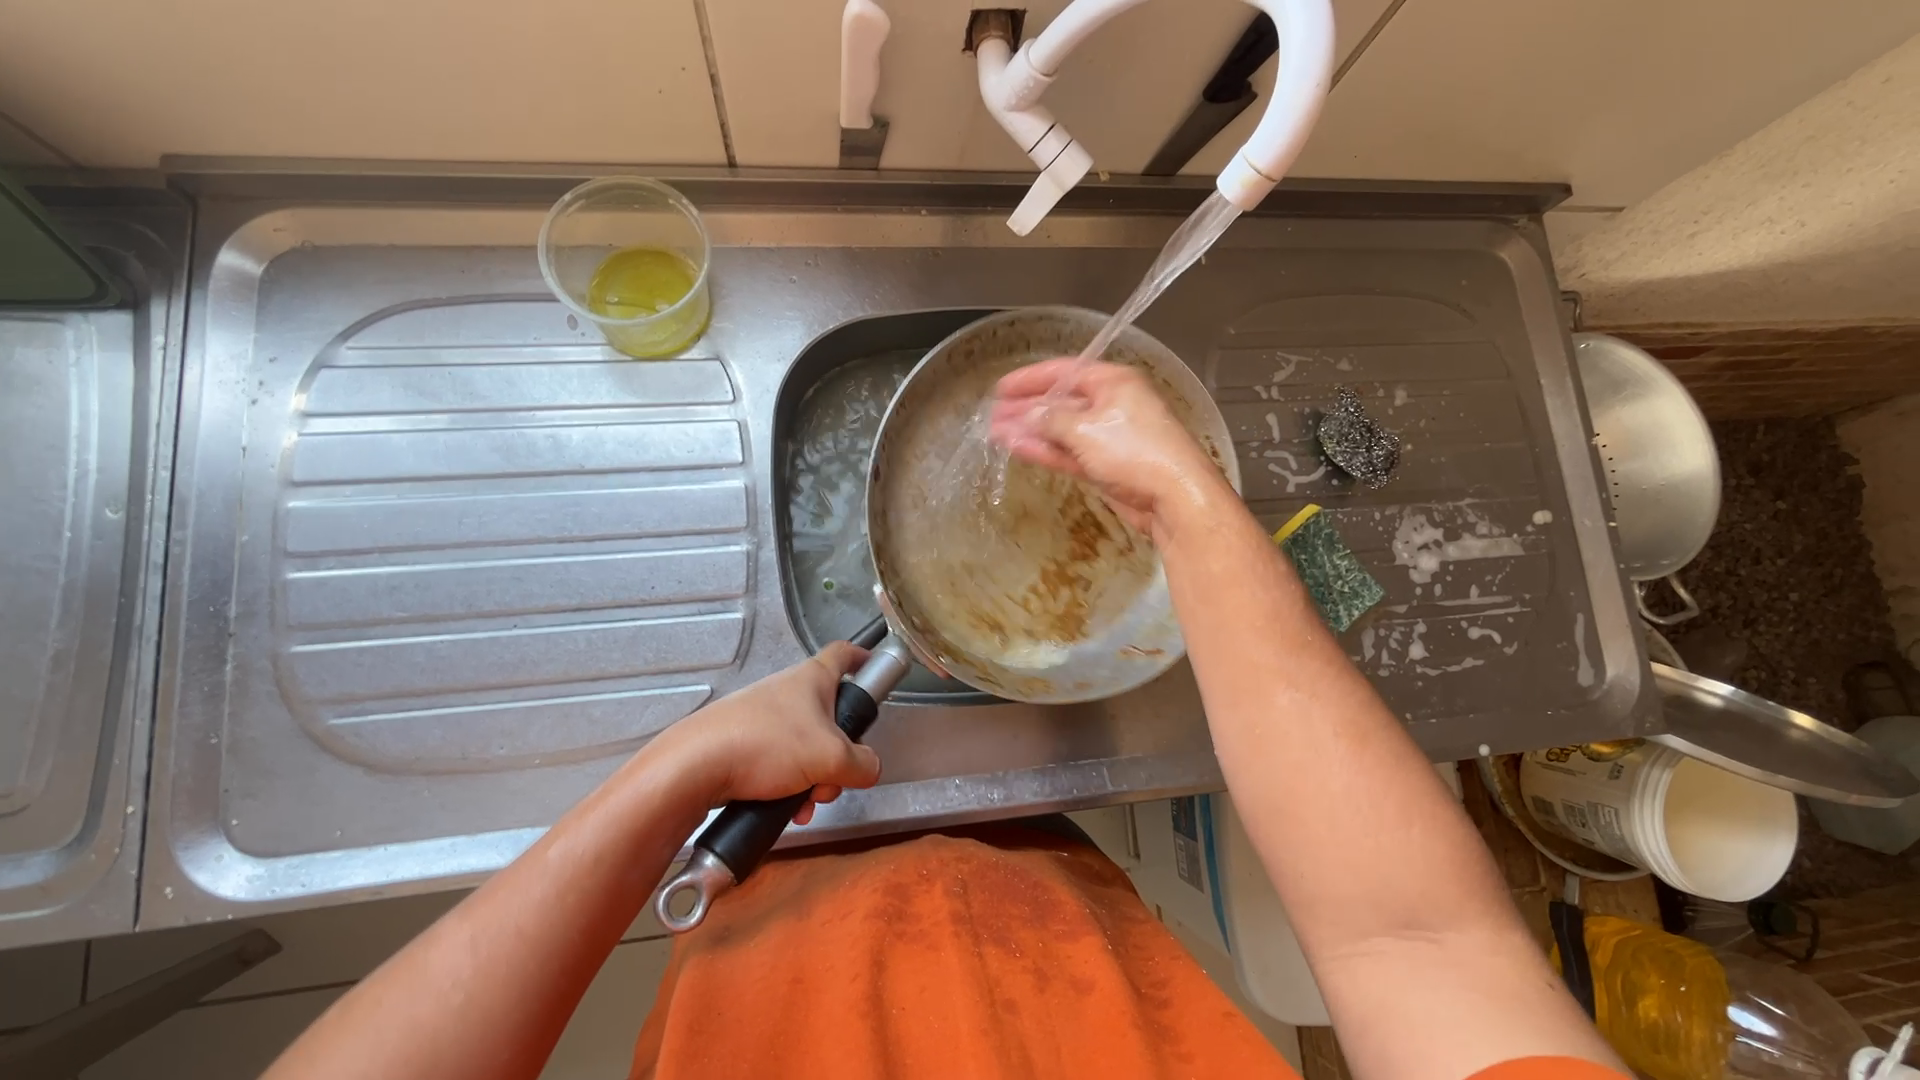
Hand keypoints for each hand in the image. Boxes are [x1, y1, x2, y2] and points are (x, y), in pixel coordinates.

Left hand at [654, 642, 881, 824]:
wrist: (696, 768)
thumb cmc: (765, 745)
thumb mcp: (831, 758)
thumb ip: (863, 764)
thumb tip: (869, 768)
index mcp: (812, 679)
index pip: (844, 654)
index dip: (863, 658)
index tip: (874, 668)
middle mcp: (787, 693)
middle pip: (831, 717)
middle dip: (841, 753)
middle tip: (837, 775)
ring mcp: (764, 719)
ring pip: (807, 748)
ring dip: (815, 778)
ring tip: (806, 801)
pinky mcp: (744, 744)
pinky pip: (781, 765)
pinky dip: (789, 787)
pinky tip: (786, 809)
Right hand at [989, 358, 1227, 540]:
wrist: (1174, 498)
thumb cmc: (1135, 452)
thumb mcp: (1086, 428)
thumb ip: (1050, 419)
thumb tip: (1026, 414)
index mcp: (1114, 382)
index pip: (1065, 371)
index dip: (1030, 378)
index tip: (1001, 387)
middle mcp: (1111, 404)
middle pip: (1061, 401)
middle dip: (1027, 408)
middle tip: (994, 415)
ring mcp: (1108, 437)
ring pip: (1062, 430)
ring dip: (1031, 432)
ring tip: (996, 434)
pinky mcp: (1105, 466)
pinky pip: (1068, 453)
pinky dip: (1045, 451)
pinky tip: (1018, 449)